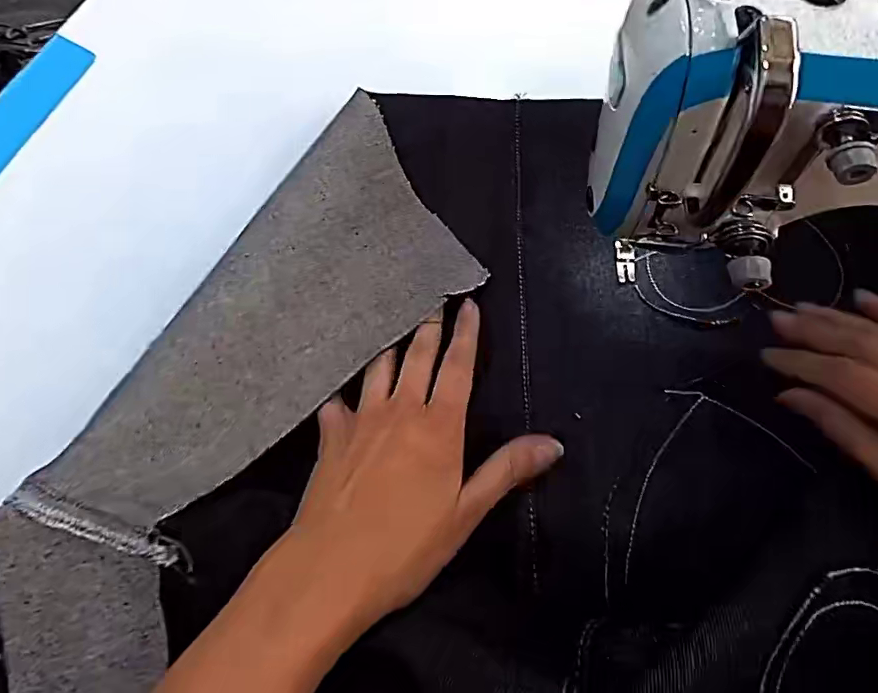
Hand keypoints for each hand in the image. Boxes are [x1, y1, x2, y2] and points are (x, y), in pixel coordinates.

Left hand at [285, 300, 561, 629]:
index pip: (457, 365)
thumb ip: (508, 470)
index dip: (466, 332)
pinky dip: (343, 390)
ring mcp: (361, 422)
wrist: (323, 575)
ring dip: (392, 345)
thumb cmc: (404, 547)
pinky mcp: (330, 440)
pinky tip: (341, 390)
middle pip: (418, 355)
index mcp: (439, 425)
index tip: (469, 304)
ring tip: (397, 326)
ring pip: (379, 368)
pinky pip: (337, 402)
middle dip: (429, 326)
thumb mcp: (466, 512)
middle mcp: (401, 411)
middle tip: (434, 301)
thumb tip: (554, 443)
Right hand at [762, 292, 877, 592]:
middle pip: (869, 345)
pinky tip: (870, 301)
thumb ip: (850, 436)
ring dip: (848, 318)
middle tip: (780, 321)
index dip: (803, 364)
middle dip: (818, 331)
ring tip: (809, 309)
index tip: (771, 357)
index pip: (848, 376)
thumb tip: (797, 400)